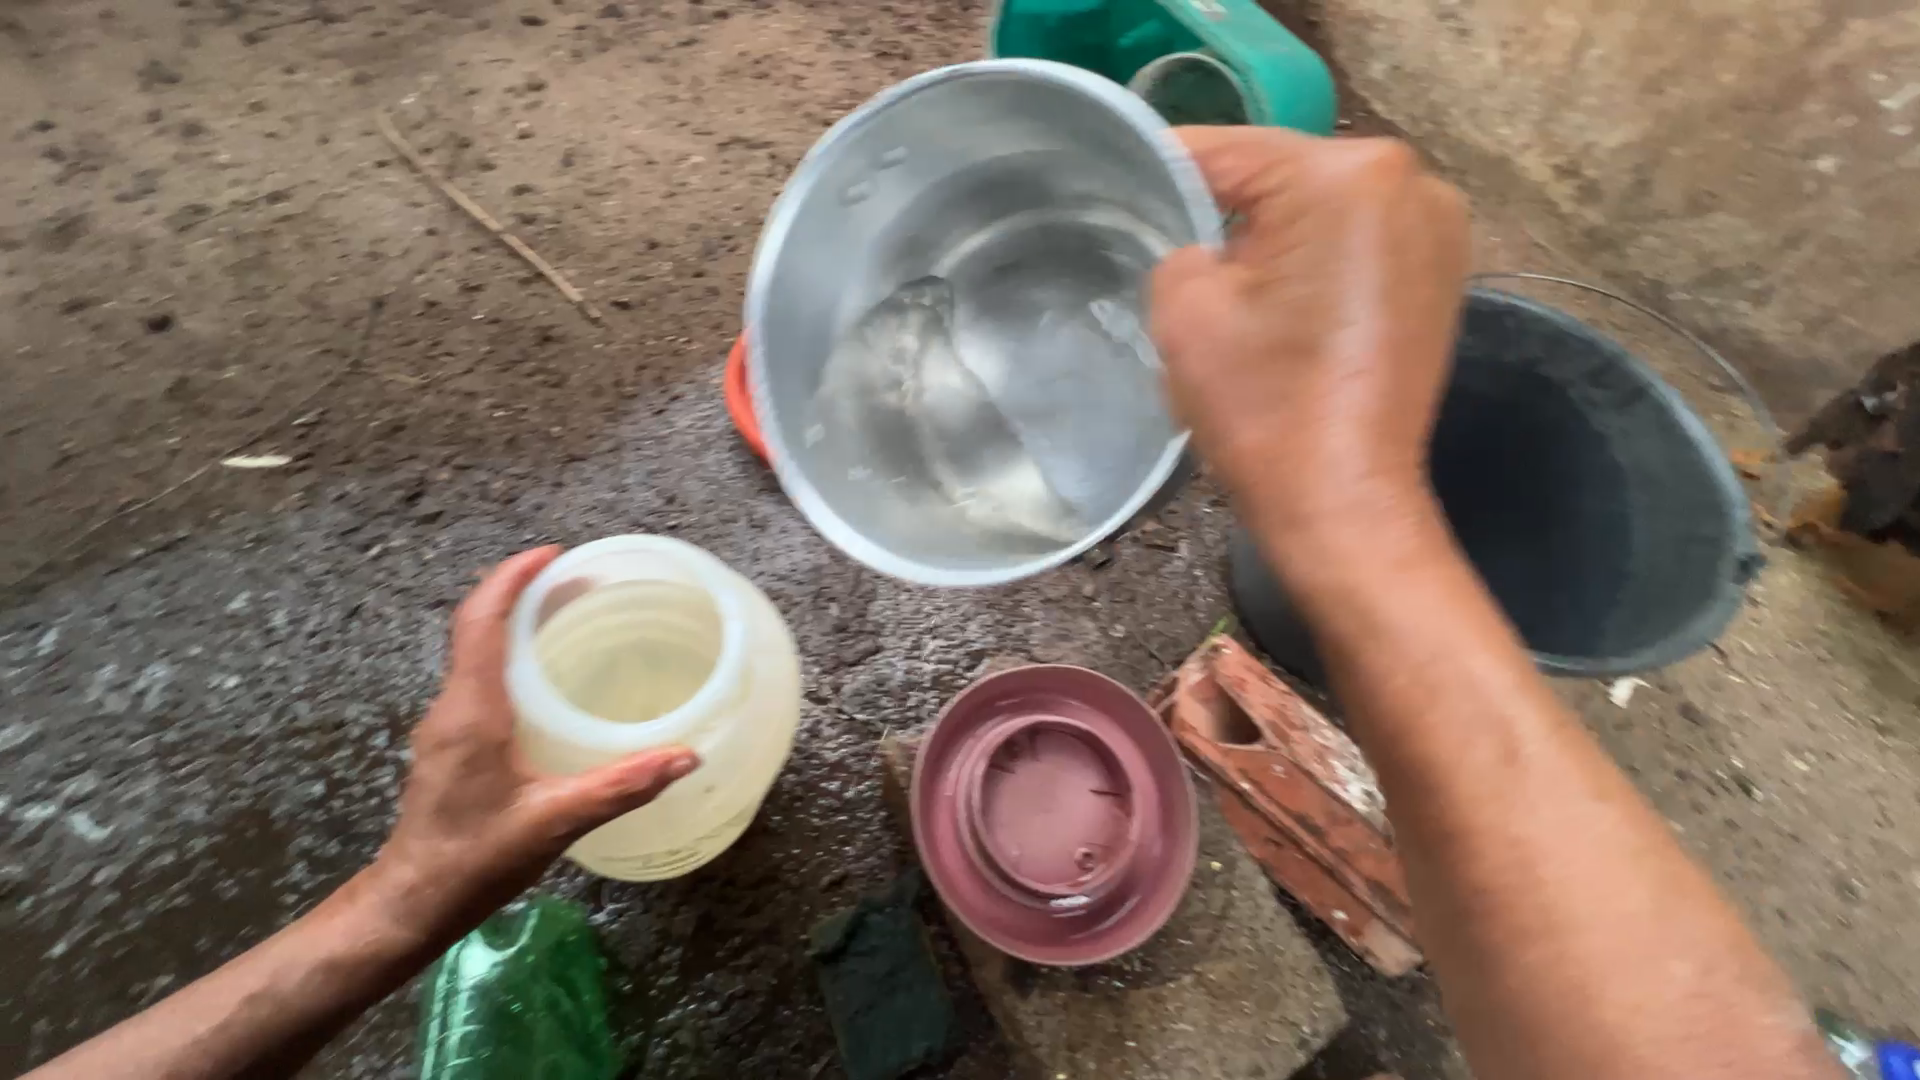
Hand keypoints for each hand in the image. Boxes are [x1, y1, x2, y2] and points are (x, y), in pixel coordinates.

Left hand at [370, 547, 699, 932]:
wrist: (410, 904)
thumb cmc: (474, 859)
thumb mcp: (555, 821)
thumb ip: (621, 786)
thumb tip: (688, 755)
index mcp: (472, 711)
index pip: (481, 624)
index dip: (512, 580)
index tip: (553, 555)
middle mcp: (454, 706)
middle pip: (479, 626)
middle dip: (524, 591)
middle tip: (582, 578)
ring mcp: (450, 722)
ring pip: (478, 649)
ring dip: (519, 619)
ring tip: (573, 610)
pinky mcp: (456, 740)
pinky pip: (483, 674)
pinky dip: (516, 651)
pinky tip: (555, 670)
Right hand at [1151, 127, 1470, 565]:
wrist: (1339, 502)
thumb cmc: (1260, 408)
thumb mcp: (1184, 312)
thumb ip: (1176, 247)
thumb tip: (1199, 245)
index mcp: (1344, 177)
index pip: (1227, 151)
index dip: (1164, 170)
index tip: (1121, 189)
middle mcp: (1408, 183)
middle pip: (1279, 180)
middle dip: (1221, 215)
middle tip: (1167, 259)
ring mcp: (1436, 232)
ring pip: (1316, 215)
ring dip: (1265, 245)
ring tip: (1225, 297)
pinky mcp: (1438, 279)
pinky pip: (1349, 249)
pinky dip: (1307, 269)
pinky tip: (1277, 317)